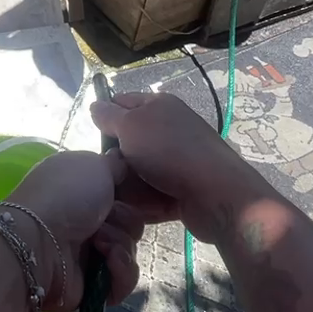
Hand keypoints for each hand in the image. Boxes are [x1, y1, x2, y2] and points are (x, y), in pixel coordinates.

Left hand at [3, 151, 144, 310]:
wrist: (39, 242)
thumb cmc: (65, 195)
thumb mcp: (94, 166)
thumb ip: (114, 164)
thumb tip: (120, 158)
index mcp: (80, 188)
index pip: (117, 192)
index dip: (128, 194)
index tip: (130, 193)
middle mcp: (83, 218)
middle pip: (129, 222)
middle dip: (125, 220)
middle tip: (107, 219)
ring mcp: (86, 252)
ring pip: (128, 249)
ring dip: (120, 243)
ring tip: (99, 243)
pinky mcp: (92, 284)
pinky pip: (123, 278)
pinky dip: (120, 270)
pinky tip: (107, 261)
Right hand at [90, 92, 268, 242]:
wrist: (217, 195)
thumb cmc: (168, 152)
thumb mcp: (130, 126)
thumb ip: (109, 116)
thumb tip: (96, 106)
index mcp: (158, 105)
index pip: (122, 102)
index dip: (106, 117)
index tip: (96, 138)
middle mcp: (170, 128)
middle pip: (130, 140)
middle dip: (116, 157)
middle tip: (107, 171)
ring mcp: (178, 159)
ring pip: (140, 169)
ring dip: (129, 183)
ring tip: (118, 196)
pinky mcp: (184, 186)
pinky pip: (155, 190)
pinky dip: (145, 200)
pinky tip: (135, 209)